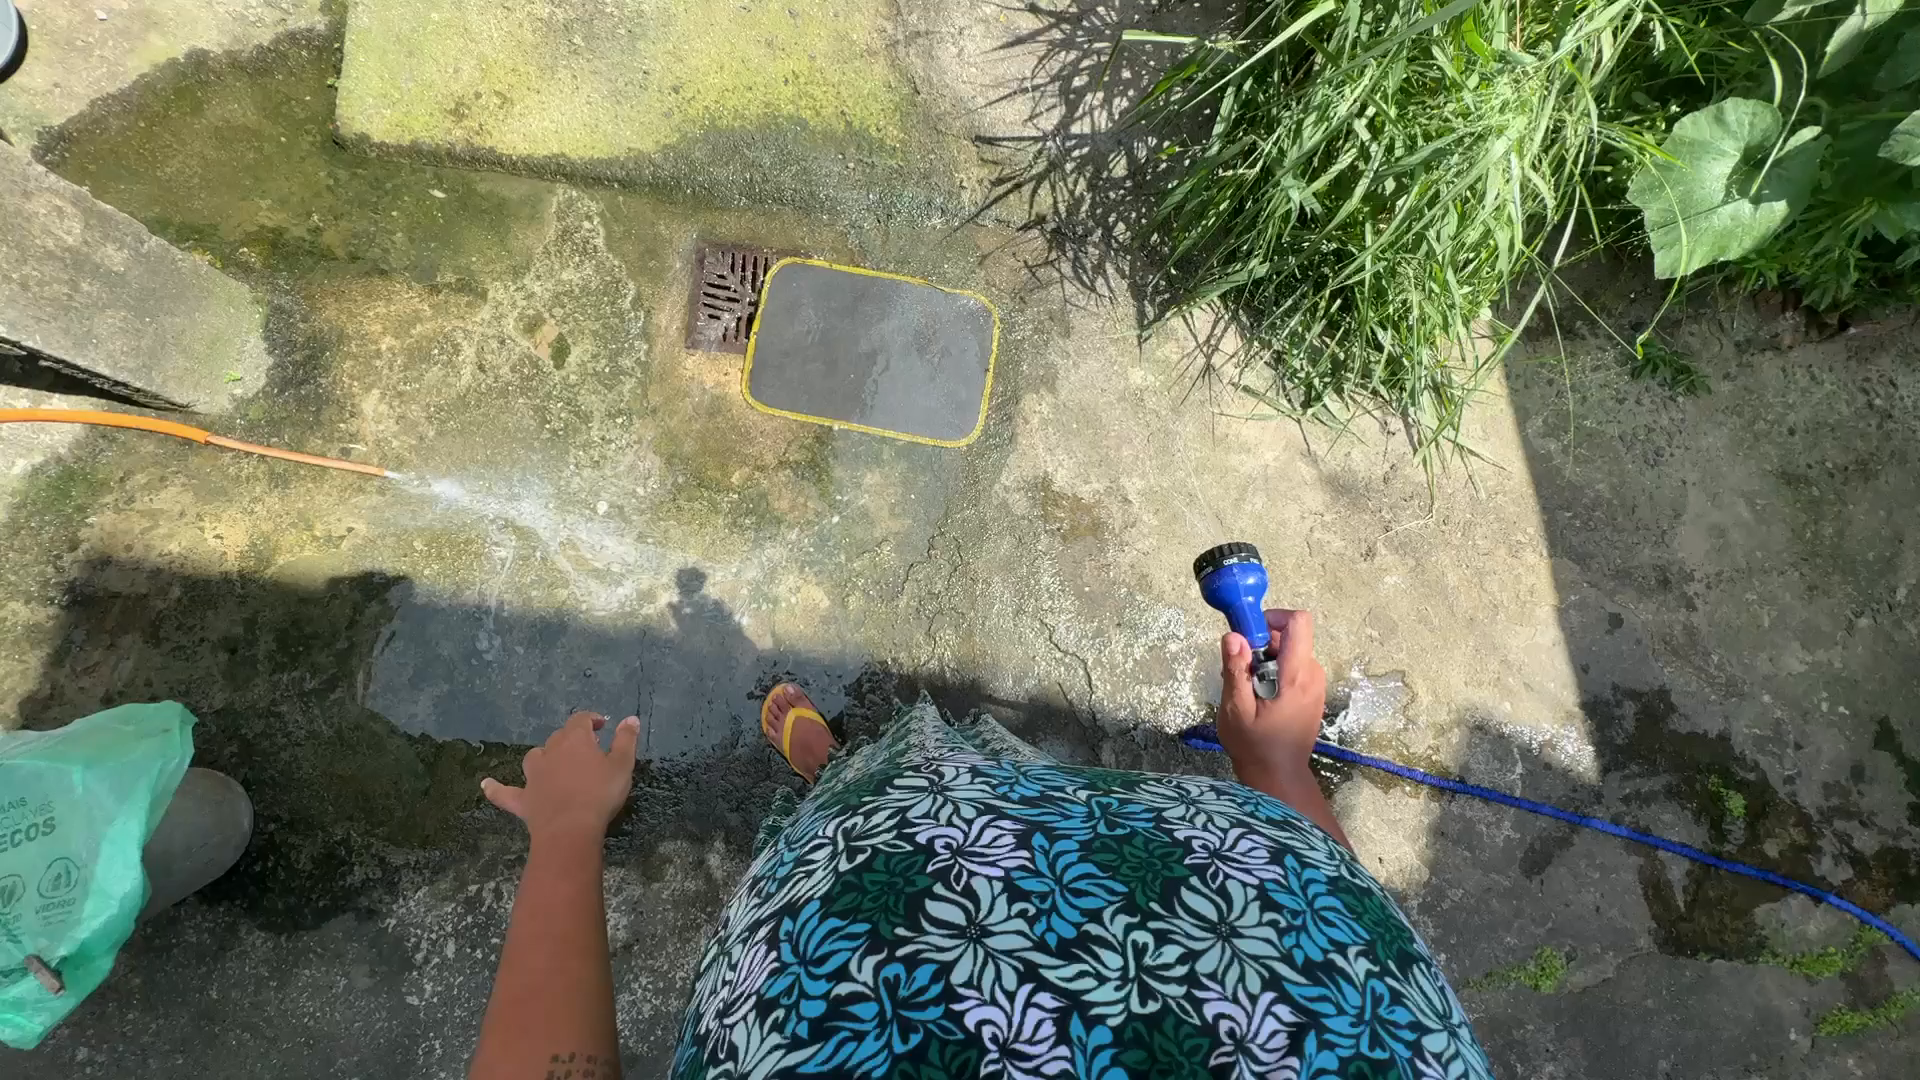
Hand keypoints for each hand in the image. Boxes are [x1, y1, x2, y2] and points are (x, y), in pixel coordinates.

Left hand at [482, 711, 640, 846]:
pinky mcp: (523, 799)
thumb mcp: (623, 764)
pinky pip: (504, 792)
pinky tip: (486, 784)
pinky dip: (495, 788)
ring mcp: (533, 777)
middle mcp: (551, 752)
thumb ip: (626, 740)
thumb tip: (630, 719)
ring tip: (555, 762)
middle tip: (589, 749)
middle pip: (559, 737)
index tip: (602, 725)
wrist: (570, 829)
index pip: (581, 720)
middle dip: (573, 738)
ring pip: (535, 757)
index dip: (591, 719)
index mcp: (575, 740)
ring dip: (544, 756)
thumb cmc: (600, 793)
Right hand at [1217, 609, 1326, 789]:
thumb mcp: (1236, 708)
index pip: (1299, 623)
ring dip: (1267, 658)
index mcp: (1296, 676)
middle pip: (1291, 636)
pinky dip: (1275, 670)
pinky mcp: (1312, 693)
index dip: (1273, 617)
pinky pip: (1294, 666)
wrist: (1278, 776)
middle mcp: (1312, 675)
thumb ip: (1235, 670)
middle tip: (1240, 668)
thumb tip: (1233, 635)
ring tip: (1248, 685)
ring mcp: (1315, 684)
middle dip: (1262, 643)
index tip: (1248, 633)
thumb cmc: (1254, 744)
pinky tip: (1260, 693)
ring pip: (1291, 651)